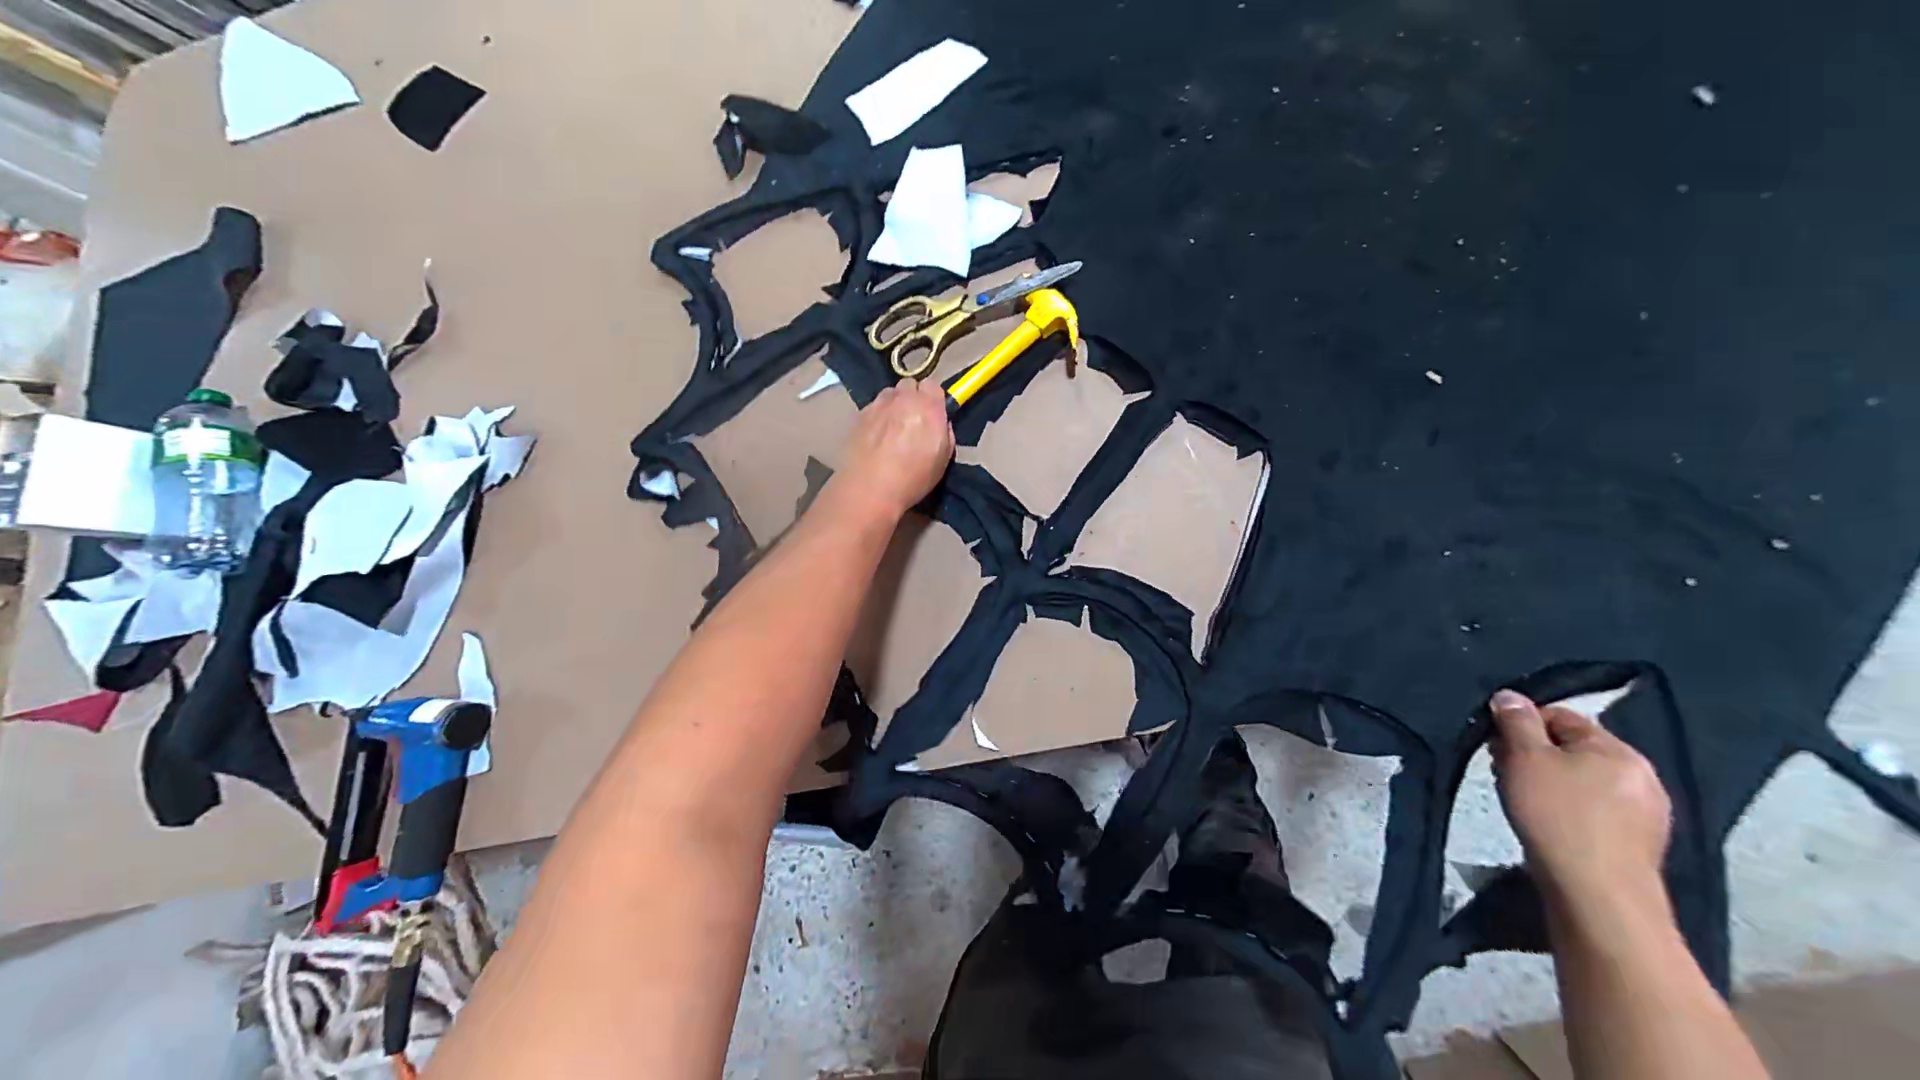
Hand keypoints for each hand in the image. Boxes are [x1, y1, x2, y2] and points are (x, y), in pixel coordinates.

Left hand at [833, 379, 953, 521]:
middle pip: (909, 384)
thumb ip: (945, 434)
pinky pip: (873, 407)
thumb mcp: (943, 460)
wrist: (870, 488)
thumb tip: (940, 424)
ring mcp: (879, 405)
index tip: (932, 412)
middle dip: (912, 397)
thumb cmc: (913, 478)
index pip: (933, 384)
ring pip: (889, 394)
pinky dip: (877, 415)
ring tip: (892, 427)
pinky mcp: (860, 414)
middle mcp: (903, 399)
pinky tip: (875, 435)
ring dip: (893, 404)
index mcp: (928, 407)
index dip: (933, 398)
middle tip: (912, 419)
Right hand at [1489, 690, 1672, 914]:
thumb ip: (1516, 722)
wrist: (1597, 892)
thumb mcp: (1525, 758)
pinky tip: (1548, 822)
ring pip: (1583, 779)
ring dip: (1549, 781)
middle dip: (1533, 753)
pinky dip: (1568, 807)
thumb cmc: (1557, 815)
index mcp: (1618, 750)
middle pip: (1573, 748)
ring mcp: (1646, 812)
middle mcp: (1641, 775)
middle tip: (1502, 770)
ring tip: (1521, 798)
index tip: (1495, 743)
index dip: (1521, 724)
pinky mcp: (1638, 842)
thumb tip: (1509, 695)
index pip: (1561, 716)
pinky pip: (1594, 808)